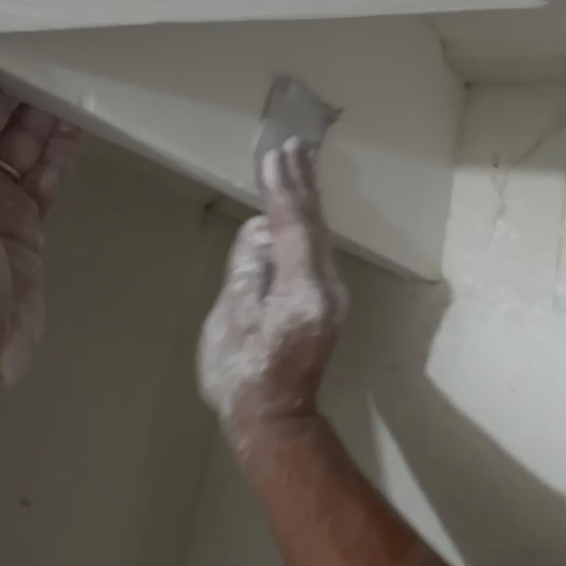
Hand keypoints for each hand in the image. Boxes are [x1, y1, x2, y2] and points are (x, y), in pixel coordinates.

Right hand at [198, 141, 350, 444]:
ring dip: (307, 199)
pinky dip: (308, 222)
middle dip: (303, 184)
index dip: (282, 191)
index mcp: (303, 292)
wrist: (276, 419)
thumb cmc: (242, 376)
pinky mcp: (330, 299)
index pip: (293, 227)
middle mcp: (329, 287)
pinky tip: (300, 208)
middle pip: (315, 224)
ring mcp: (334, 294)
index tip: (275, 157)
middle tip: (295, 146)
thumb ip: (247, 269)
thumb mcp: (231, 321)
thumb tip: (261, 229)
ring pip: (320, 234)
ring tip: (298, 163)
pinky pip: (318, 249)